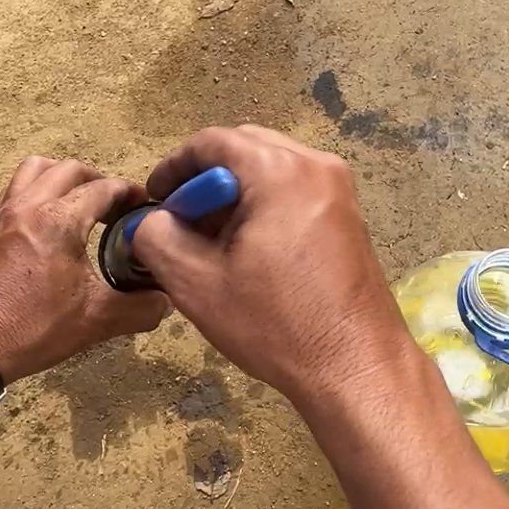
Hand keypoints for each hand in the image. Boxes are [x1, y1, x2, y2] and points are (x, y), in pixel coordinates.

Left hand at [0, 158, 169, 380]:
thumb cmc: (35, 326)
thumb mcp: (98, 320)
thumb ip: (140, 307)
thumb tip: (166, 301)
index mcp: (60, 220)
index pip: (103, 188)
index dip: (129, 193)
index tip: (143, 206)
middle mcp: (30, 205)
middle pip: (70, 169)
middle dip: (98, 180)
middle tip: (114, 205)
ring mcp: (4, 212)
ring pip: (37, 169)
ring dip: (63, 177)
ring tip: (79, 202)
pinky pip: (16, 188)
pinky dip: (38, 190)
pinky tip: (49, 218)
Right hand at [131, 126, 414, 407]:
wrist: (356, 366)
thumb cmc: (276, 323)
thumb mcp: (197, 283)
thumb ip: (158, 237)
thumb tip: (153, 221)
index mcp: (280, 170)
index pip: (213, 142)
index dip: (174, 167)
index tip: (155, 201)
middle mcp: (317, 164)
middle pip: (245, 148)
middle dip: (206, 180)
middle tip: (182, 222)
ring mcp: (340, 188)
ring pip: (272, 168)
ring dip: (236, 193)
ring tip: (213, 240)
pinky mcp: (349, 213)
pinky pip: (296, 188)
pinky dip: (265, 204)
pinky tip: (250, 248)